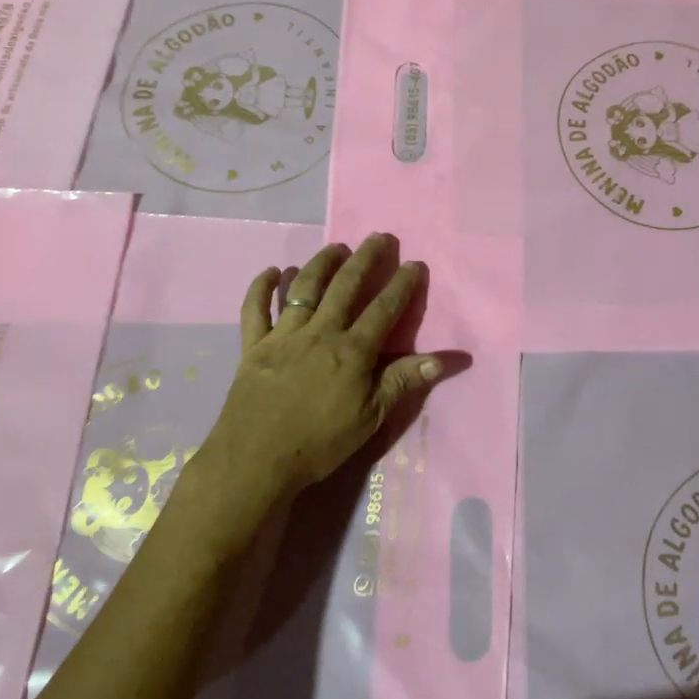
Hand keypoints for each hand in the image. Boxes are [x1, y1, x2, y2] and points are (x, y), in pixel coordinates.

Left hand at [210, 235, 454, 491]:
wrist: (255, 461)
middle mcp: (319, 333)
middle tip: (378, 237)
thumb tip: (445, 358)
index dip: (401, 285)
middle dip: (365, 260)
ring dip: (321, 264)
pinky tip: (273, 271)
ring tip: (336, 247)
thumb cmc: (319, 443)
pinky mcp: (253, 347)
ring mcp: (283, 336)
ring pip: (304, 288)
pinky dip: (262, 287)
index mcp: (352, 351)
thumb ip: (404, 382)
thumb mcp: (371, 418)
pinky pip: (256, 309)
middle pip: (345, 287)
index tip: (414, 263)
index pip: (384, 309)